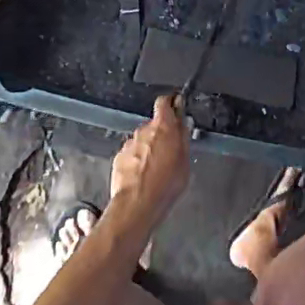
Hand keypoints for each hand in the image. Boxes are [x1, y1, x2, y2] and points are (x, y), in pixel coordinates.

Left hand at [108, 95, 190, 234]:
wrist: (138, 202)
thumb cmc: (165, 184)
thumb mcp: (185, 161)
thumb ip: (183, 137)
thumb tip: (183, 123)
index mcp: (163, 127)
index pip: (164, 102)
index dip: (170, 103)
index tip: (175, 107)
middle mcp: (144, 130)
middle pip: (154, 124)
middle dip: (161, 134)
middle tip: (170, 151)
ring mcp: (129, 143)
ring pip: (142, 140)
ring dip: (149, 149)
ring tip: (157, 169)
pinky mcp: (119, 157)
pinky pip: (131, 153)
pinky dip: (137, 160)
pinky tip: (144, 176)